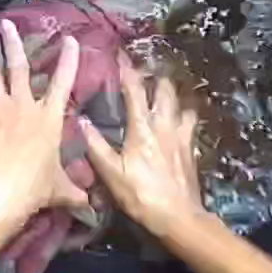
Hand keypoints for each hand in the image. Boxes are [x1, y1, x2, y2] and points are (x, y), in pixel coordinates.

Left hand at [0, 20, 87, 227]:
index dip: (68, 61)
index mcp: (49, 118)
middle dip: (14, 43)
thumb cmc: (32, 188)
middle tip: (7, 24)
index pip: (63, 83)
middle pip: (19, 66)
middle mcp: (25, 104)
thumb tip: (90, 204)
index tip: (70, 40)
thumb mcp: (59, 189)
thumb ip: (74, 191)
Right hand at [80, 56, 209, 238]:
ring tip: (164, 95)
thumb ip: (95, 145)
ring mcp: (182, 137)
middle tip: (145, 72)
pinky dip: (183, 117)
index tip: (120, 54)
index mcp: (142, 127)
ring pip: (182, 106)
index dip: (128, 70)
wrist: (179, 218)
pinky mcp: (191, 150)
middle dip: (155, 78)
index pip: (135, 90)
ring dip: (173, 97)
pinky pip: (190, 125)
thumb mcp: (111, 172)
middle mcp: (165, 125)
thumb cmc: (141, 194)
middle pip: (165, 91)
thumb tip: (80, 120)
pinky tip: (177, 123)